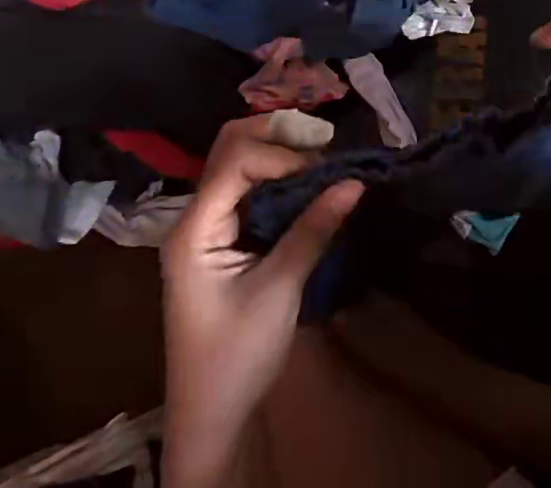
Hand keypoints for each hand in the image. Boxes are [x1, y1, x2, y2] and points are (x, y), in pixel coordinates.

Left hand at [161, 117, 362, 486]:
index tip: (324, 170)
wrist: (210, 416)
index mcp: (194, 228)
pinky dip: (279, 175)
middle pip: (229, 148)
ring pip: (239, 164)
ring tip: (323, 154)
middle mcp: (195, 217)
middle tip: (324, 139)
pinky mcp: (224, 239)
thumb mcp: (279, 290)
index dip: (282, 154)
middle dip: (277, 135)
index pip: (235, 161)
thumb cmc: (236, 356)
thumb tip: (356, 181)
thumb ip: (314, 229)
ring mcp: (208, 227)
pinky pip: (248, 189)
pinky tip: (309, 179)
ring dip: (280, 151)